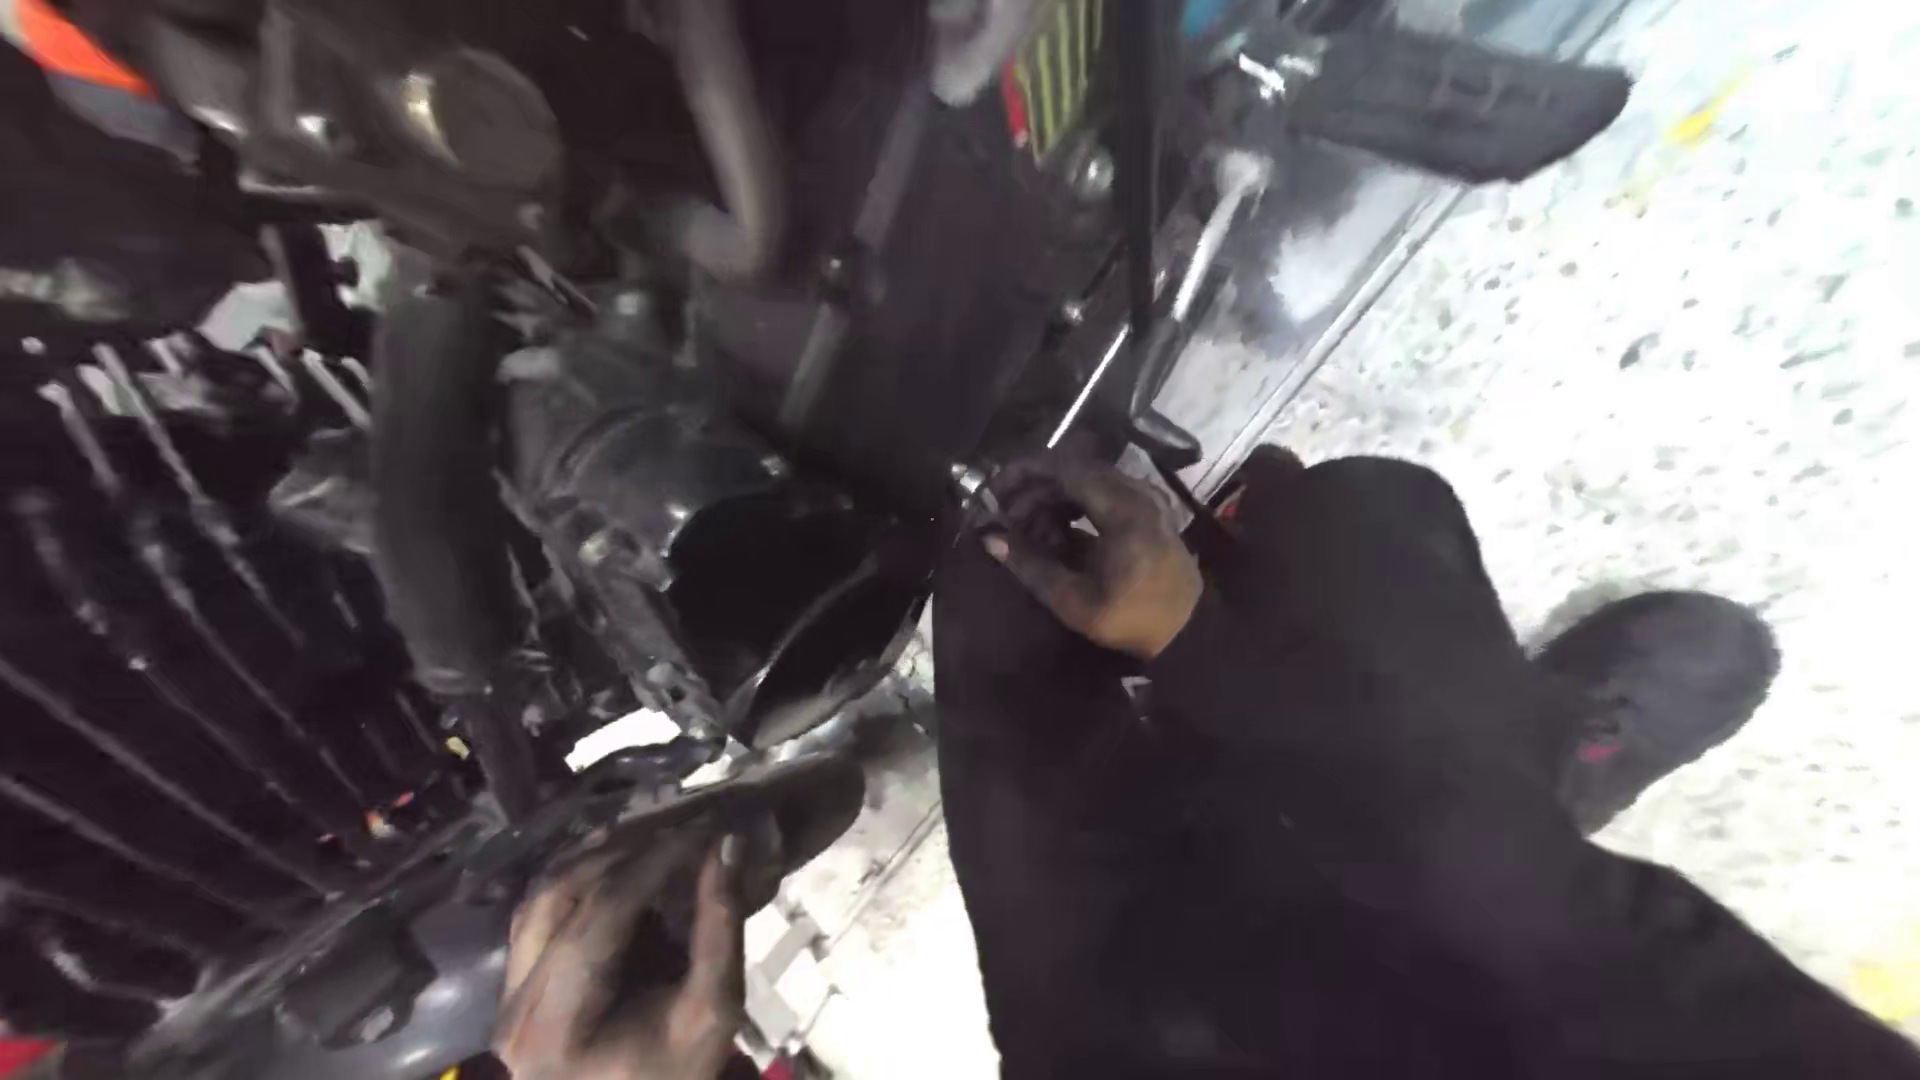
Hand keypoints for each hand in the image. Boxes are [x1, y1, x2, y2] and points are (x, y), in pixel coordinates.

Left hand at [494, 831, 743, 1079]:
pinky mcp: (518, 979)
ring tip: (656, 832)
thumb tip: (728, 841)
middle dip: (634, 848)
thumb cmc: (678, 1068)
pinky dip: (583, 870)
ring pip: (547, 891)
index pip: (606, 911)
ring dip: (602, 853)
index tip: (706, 829)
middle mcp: (517, 1006)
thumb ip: (720, 924)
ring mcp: (509, 992)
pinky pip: (542, 905)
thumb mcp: (715, 1006)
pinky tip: (622, 854)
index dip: (658, 859)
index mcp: (558, 1026)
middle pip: (568, 893)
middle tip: (686, 825)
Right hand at [983, 456, 1202, 659]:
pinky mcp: (1147, 509)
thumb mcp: (1074, 602)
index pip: (1066, 470)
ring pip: (1086, 481)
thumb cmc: (1131, 620)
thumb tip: (991, 539)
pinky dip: (1074, 505)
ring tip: (1028, 531)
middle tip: (1006, 517)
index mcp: (1123, 512)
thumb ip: (1031, 566)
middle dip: (1034, 489)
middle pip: (1074, 472)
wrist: (1188, 632)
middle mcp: (1137, 494)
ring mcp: (1145, 499)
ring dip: (1052, 499)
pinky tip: (1056, 533)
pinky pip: (1102, 492)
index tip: (996, 490)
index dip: (1025, 474)